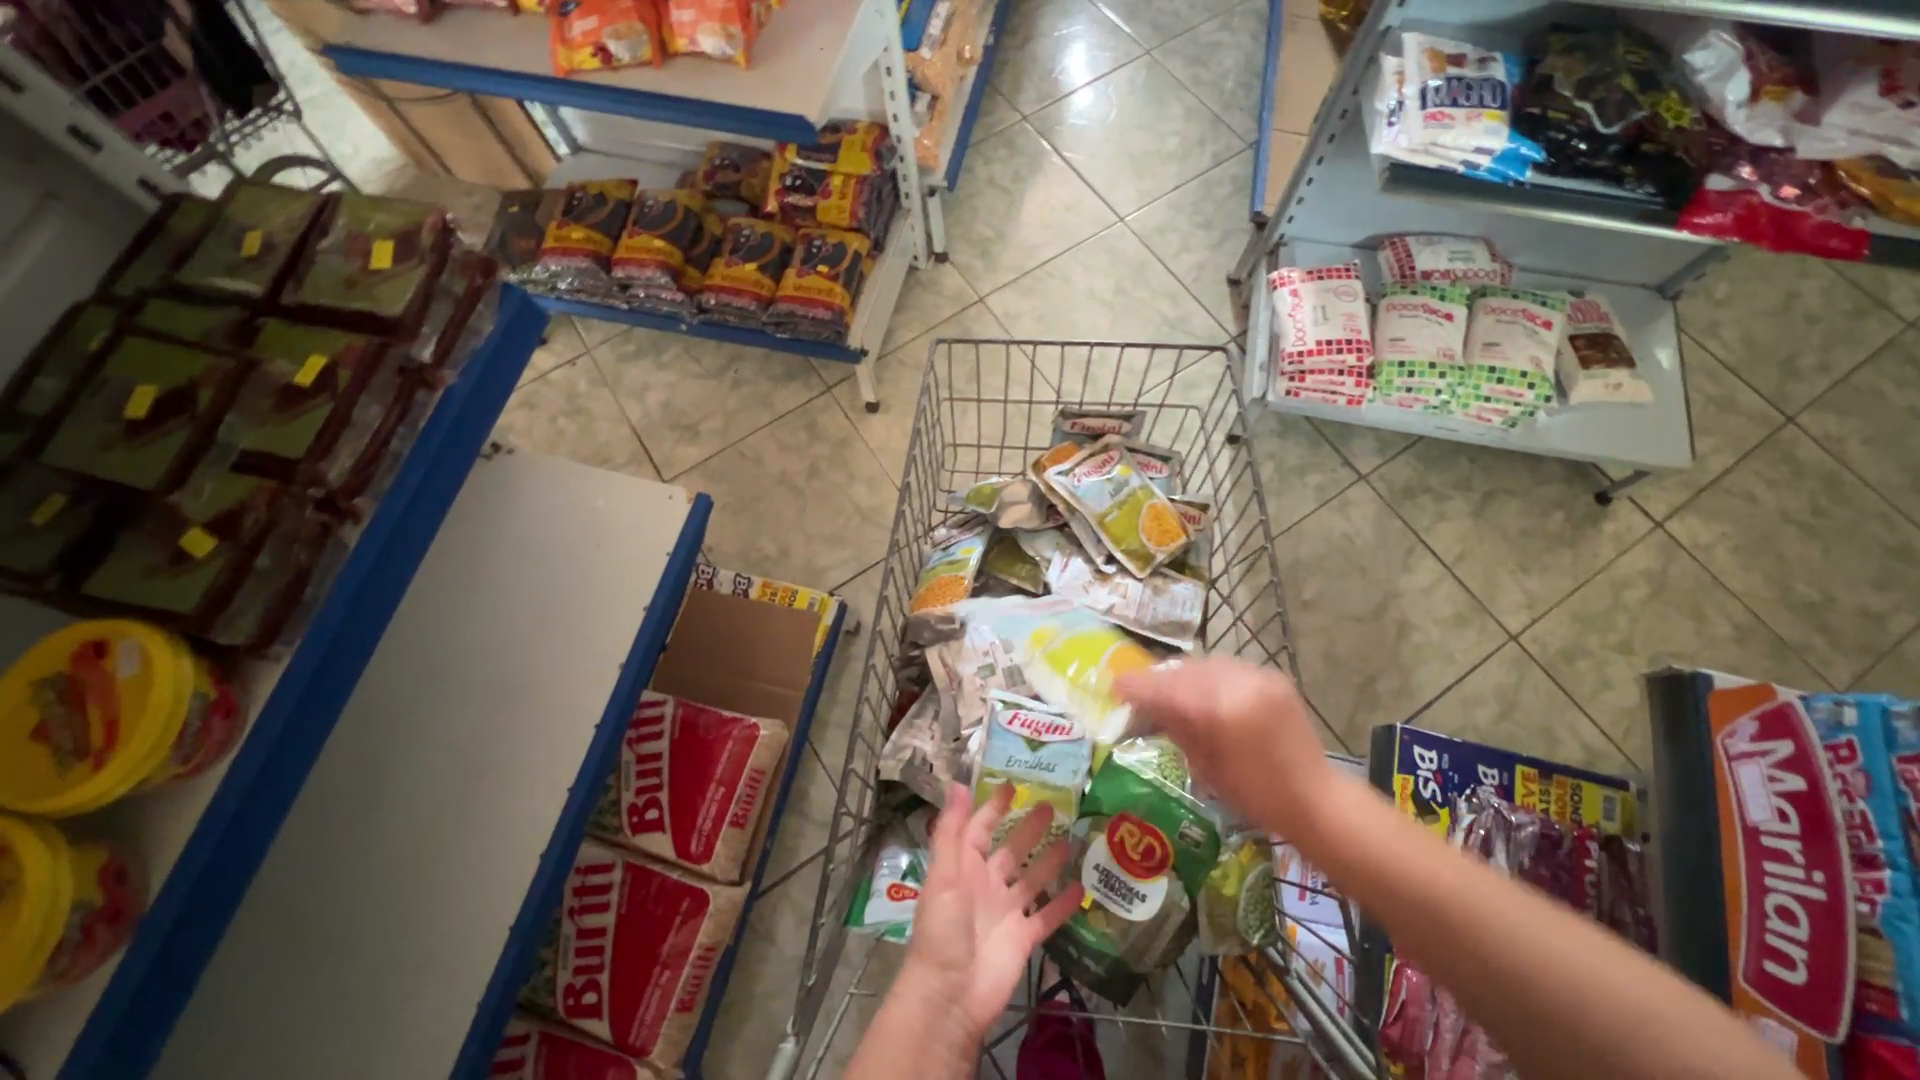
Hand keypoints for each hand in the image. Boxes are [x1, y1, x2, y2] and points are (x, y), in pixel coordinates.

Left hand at [901, 783, 1084, 1040]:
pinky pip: (1047, 916)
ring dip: (1049, 860)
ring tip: (1073, 838)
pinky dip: (1063, 903)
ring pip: (1032, 880)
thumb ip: (951, 832)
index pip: (978, 829)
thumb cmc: (942, 931)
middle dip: (1028, 829)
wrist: (951, 995)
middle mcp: (985, 885)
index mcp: (963, 868)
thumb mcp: (942, 876)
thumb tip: (958, 784)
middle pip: (1010, 850)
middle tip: (1052, 805)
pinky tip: (1082, 887)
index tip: (1013, 786)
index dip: (992, 807)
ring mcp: (1006, 913)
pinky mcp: (1024, 939)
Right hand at [1117, 657, 1337, 841]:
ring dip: (1182, 676)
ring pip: (1205, 665)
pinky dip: (1207, 677)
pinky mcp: (1272, 678)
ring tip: (1166, 692)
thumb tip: (1146, 707)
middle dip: (1158, 680)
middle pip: (1185, 671)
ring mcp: (1259, 676)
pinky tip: (1198, 693)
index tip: (1115, 688)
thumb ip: (1176, 727)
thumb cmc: (1254, 795)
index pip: (1167, 689)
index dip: (1137, 687)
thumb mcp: (1204, 765)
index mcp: (1221, 709)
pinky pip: (1228, 669)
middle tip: (1136, 693)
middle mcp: (1240, 683)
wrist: (1314, 799)